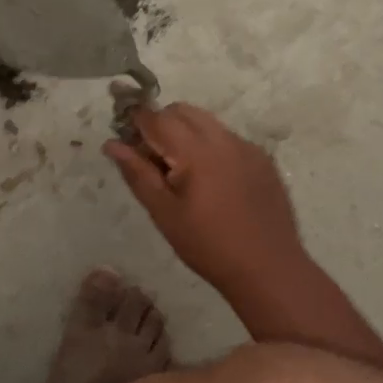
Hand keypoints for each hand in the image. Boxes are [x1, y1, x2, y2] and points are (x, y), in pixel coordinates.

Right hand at [104, 103, 306, 291]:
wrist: (270, 271)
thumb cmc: (209, 245)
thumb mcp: (163, 213)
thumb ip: (137, 173)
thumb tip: (111, 144)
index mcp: (196, 152)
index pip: (156, 118)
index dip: (135, 124)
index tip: (126, 141)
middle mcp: (223, 139)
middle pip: (181, 111)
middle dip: (160, 124)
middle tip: (153, 160)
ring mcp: (247, 147)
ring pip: (205, 121)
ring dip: (185, 132)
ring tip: (182, 170)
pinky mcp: (262, 159)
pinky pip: (226, 137)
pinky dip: (209, 145)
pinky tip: (211, 180)